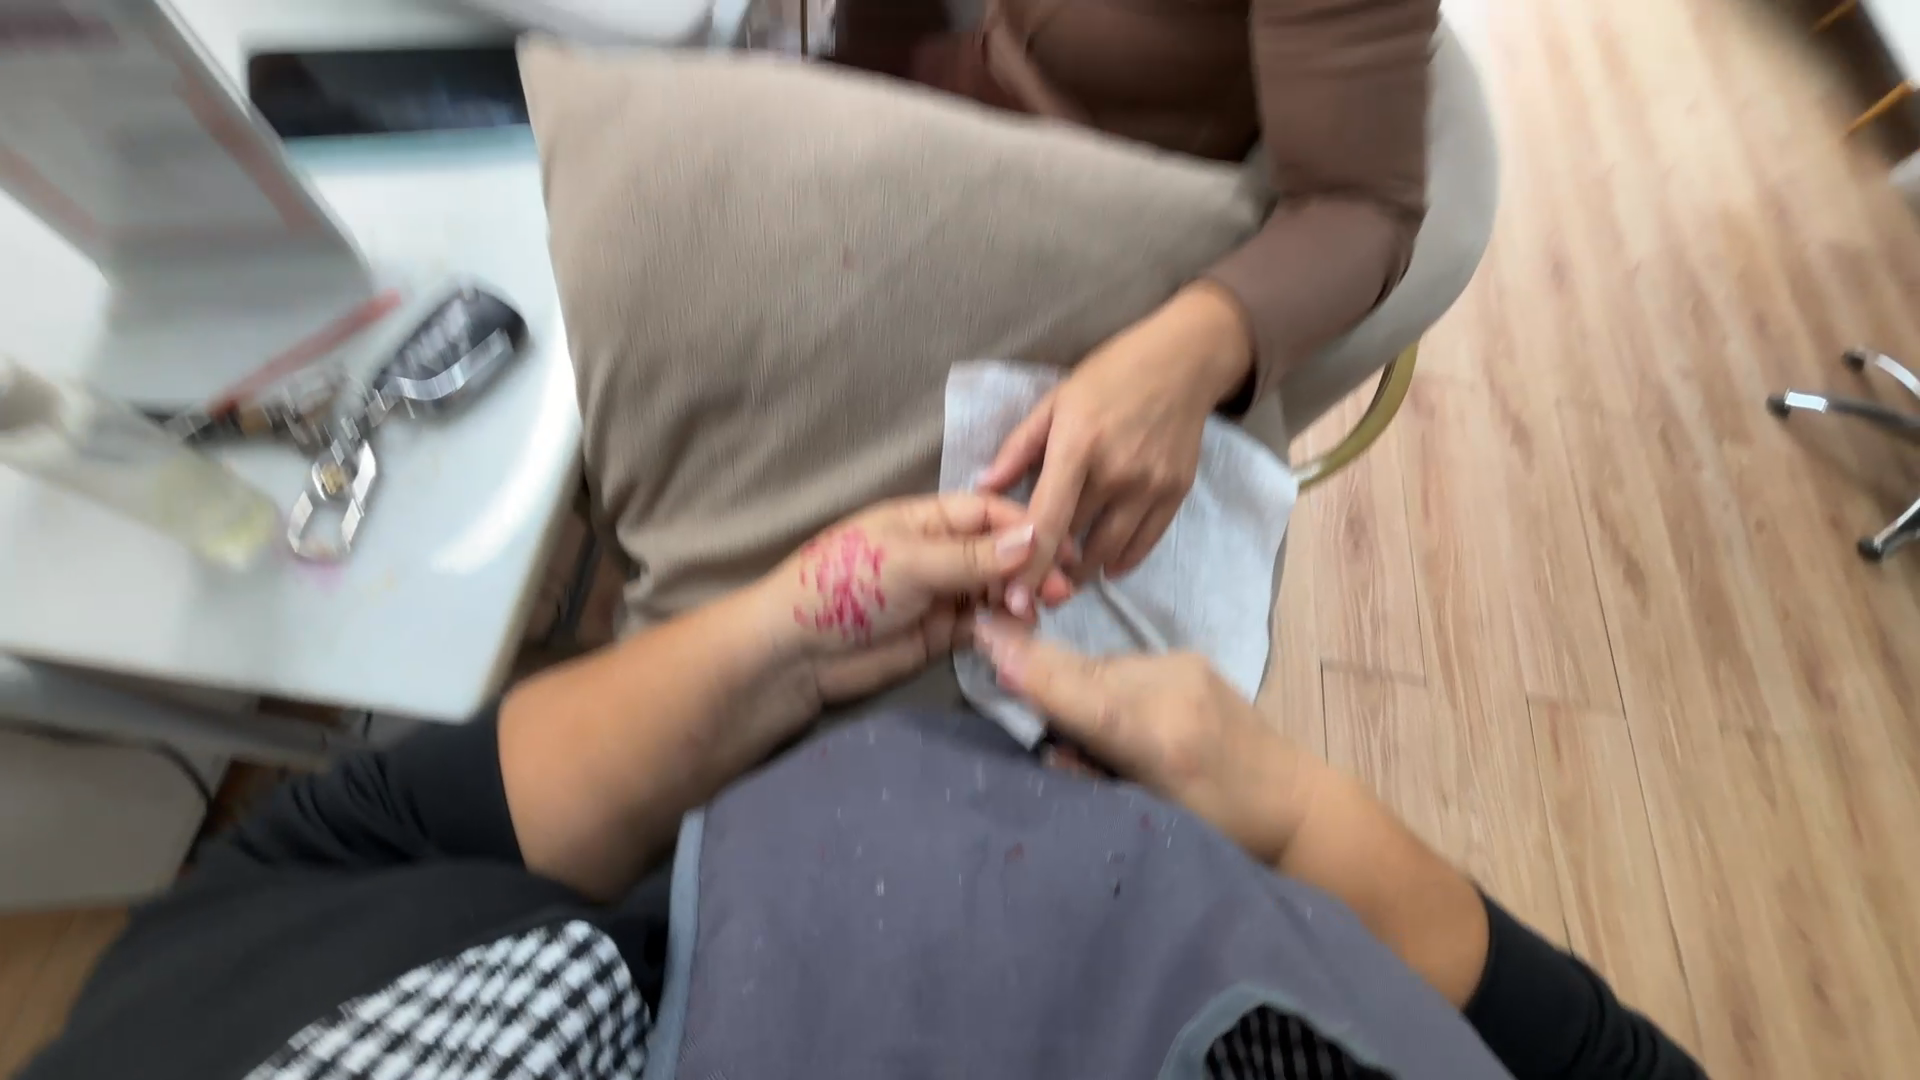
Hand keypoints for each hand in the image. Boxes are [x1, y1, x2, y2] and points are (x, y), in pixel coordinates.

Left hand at [758, 494, 1074, 704]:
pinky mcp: (942, 634)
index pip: (988, 512)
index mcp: (926, 519)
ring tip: (1037, 612)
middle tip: (1060, 589)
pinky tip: (1018, 630)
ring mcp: (942, 594)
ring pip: (997, 588)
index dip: (1026, 526)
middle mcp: (940, 552)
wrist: (797, 655)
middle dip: (1030, 566)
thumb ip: (972, 556)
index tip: (1060, 546)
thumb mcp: (909, 561)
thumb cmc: (843, 587)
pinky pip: (984, 623)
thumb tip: (1034, 537)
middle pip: (999, 552)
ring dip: (1021, 597)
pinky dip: (1004, 625)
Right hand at [973, 619, 1318, 866]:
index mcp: (1163, 741)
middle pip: (1084, 672)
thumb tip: (1046, 737)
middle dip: (1038, 667)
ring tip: (1062, 705)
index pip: (1084, 698)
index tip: (986, 637)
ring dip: (1072, 679)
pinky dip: (1100, 679)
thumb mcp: (1151, 817)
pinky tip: (1105, 701)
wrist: (1296, 800)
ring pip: (1100, 666)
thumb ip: (1093, 774)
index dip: (1033, 669)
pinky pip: (1122, 664)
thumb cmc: (1223, 829)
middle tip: (992, 644)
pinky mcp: (1189, 658)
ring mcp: (1183, 667)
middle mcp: (1172, 689)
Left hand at [978, 283, 1252, 607]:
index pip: (1047, 520)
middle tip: (1030, 584)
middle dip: (1050, 569)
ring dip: (1083, 570)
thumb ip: (1019, 447)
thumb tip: (983, 486)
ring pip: (1109, 550)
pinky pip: (1145, 543)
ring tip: (1062, 579)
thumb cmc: (1110, 375)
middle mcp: (1116, 473)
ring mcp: (1150, 486)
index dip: (1028, 565)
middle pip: (1074, 540)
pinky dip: (1121, 560)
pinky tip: (1105, 566)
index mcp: (1077, 447)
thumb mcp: (1055, 401)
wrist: (1185, 360)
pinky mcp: (1176, 493)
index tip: (1012, 599)